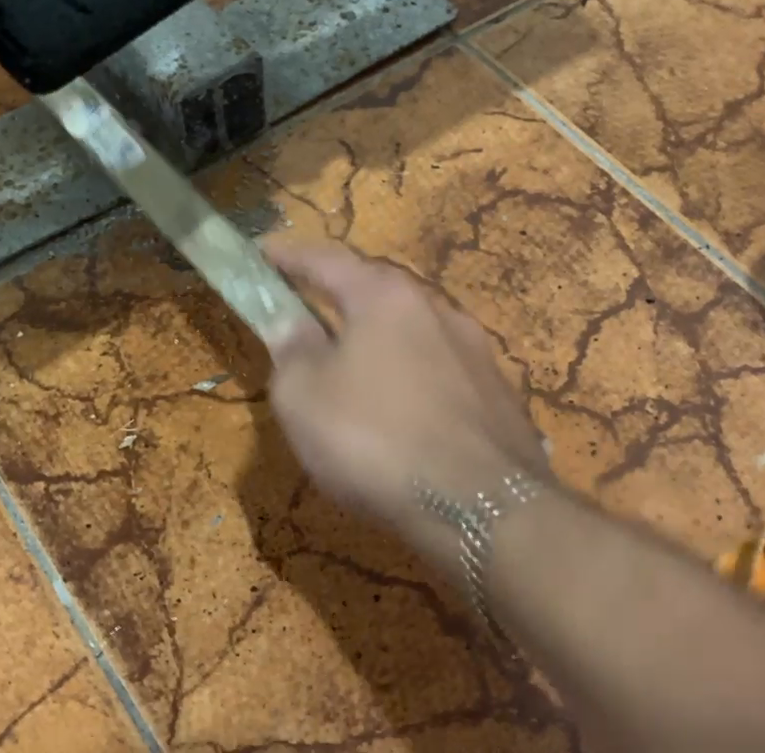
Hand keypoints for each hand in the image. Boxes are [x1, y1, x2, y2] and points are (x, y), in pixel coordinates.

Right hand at [266, 243, 550, 525]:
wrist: (484, 512)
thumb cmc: (374, 439)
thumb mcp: (302, 396)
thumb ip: (291, 349)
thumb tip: (292, 323)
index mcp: (384, 297)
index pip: (327, 260)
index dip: (290, 256)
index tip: (264, 253)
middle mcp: (436, 309)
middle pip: (378, 290)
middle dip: (342, 294)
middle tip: (310, 308)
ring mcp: (476, 352)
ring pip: (415, 330)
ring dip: (381, 338)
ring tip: (357, 363)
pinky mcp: (500, 396)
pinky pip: (442, 370)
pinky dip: (413, 376)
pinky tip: (404, 408)